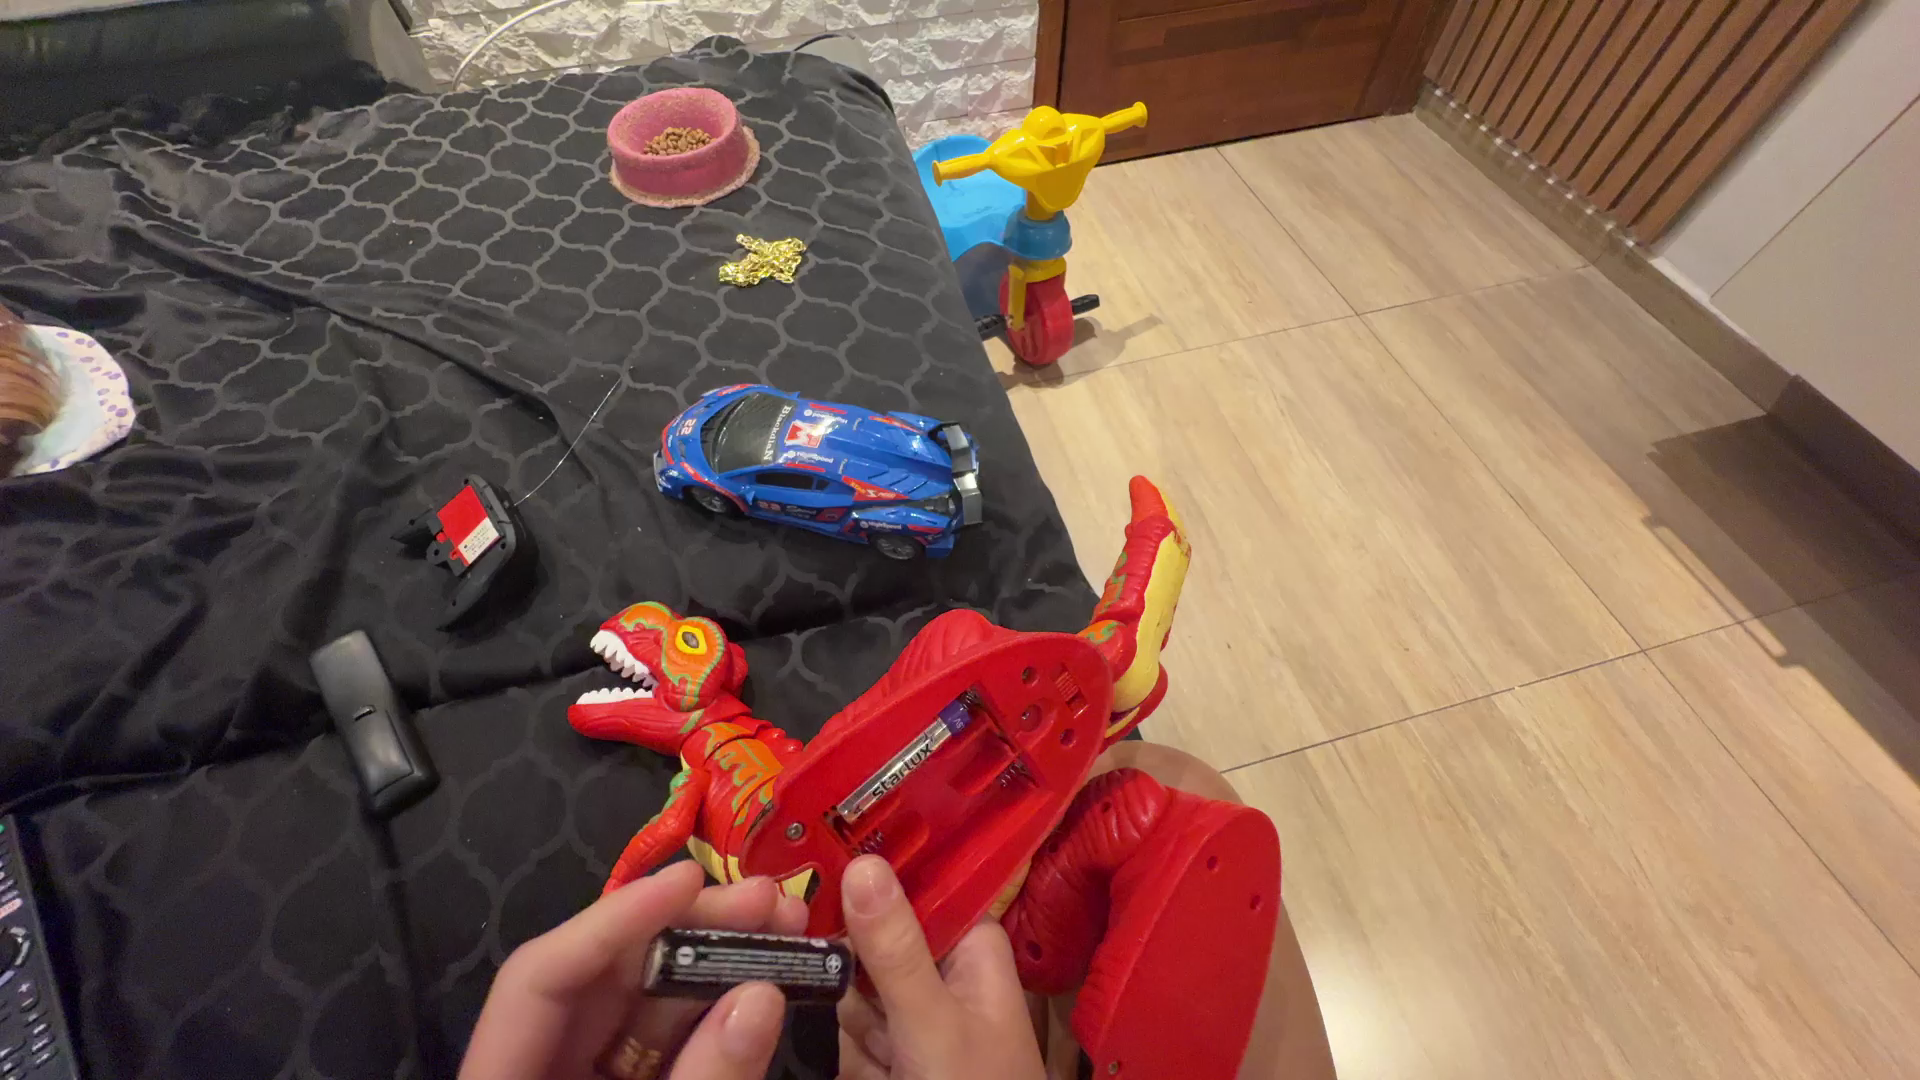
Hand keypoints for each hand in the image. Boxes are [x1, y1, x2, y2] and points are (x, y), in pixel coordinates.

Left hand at [460, 861, 807, 1079]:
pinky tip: (771, 973)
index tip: (690, 879)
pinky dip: (723, 1006)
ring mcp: (592, 1076)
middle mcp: (543, 1066)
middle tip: (770, 898)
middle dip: (695, 927)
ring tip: (788, 922)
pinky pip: (676, 1038)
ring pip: (653, 1002)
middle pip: (609, 975)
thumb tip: (765, 992)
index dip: (614, 919)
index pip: (541, 977)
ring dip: (723, 959)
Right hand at [834, 856, 1044, 1079]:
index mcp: (970, 942)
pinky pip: (850, 1032)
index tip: (812, 865)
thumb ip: (896, 949)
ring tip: (868, 1041)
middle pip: (874, 935)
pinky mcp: (889, 1053)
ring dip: (839, 1009)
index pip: (914, 885)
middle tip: (804, 954)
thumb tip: (862, 861)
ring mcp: (912, 1014)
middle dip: (843, 955)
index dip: (865, 876)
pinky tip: (867, 1066)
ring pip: (854, 987)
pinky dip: (846, 1049)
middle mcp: (941, 966)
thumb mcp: (935, 1023)